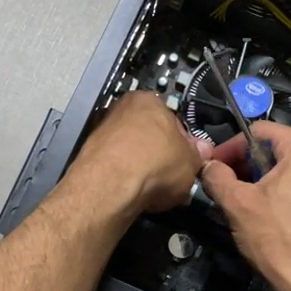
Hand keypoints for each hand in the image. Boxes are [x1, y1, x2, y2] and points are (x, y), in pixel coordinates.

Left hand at [71, 91, 209, 213]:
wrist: (110, 186)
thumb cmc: (156, 164)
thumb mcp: (191, 161)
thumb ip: (198, 154)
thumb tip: (202, 151)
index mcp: (149, 100)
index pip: (173, 118)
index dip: (183, 143)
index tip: (187, 160)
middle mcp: (122, 108)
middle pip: (148, 133)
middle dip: (159, 153)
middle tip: (171, 175)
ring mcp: (102, 131)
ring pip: (130, 150)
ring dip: (140, 166)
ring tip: (150, 188)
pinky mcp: (88, 154)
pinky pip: (114, 165)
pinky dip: (123, 176)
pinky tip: (131, 191)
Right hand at [200, 121, 290, 290]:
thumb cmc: (278, 241)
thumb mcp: (237, 205)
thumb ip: (217, 177)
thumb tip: (208, 166)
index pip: (261, 131)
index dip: (232, 148)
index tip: (217, 168)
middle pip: (282, 148)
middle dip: (253, 165)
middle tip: (231, 187)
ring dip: (273, 179)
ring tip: (253, 203)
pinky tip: (279, 215)